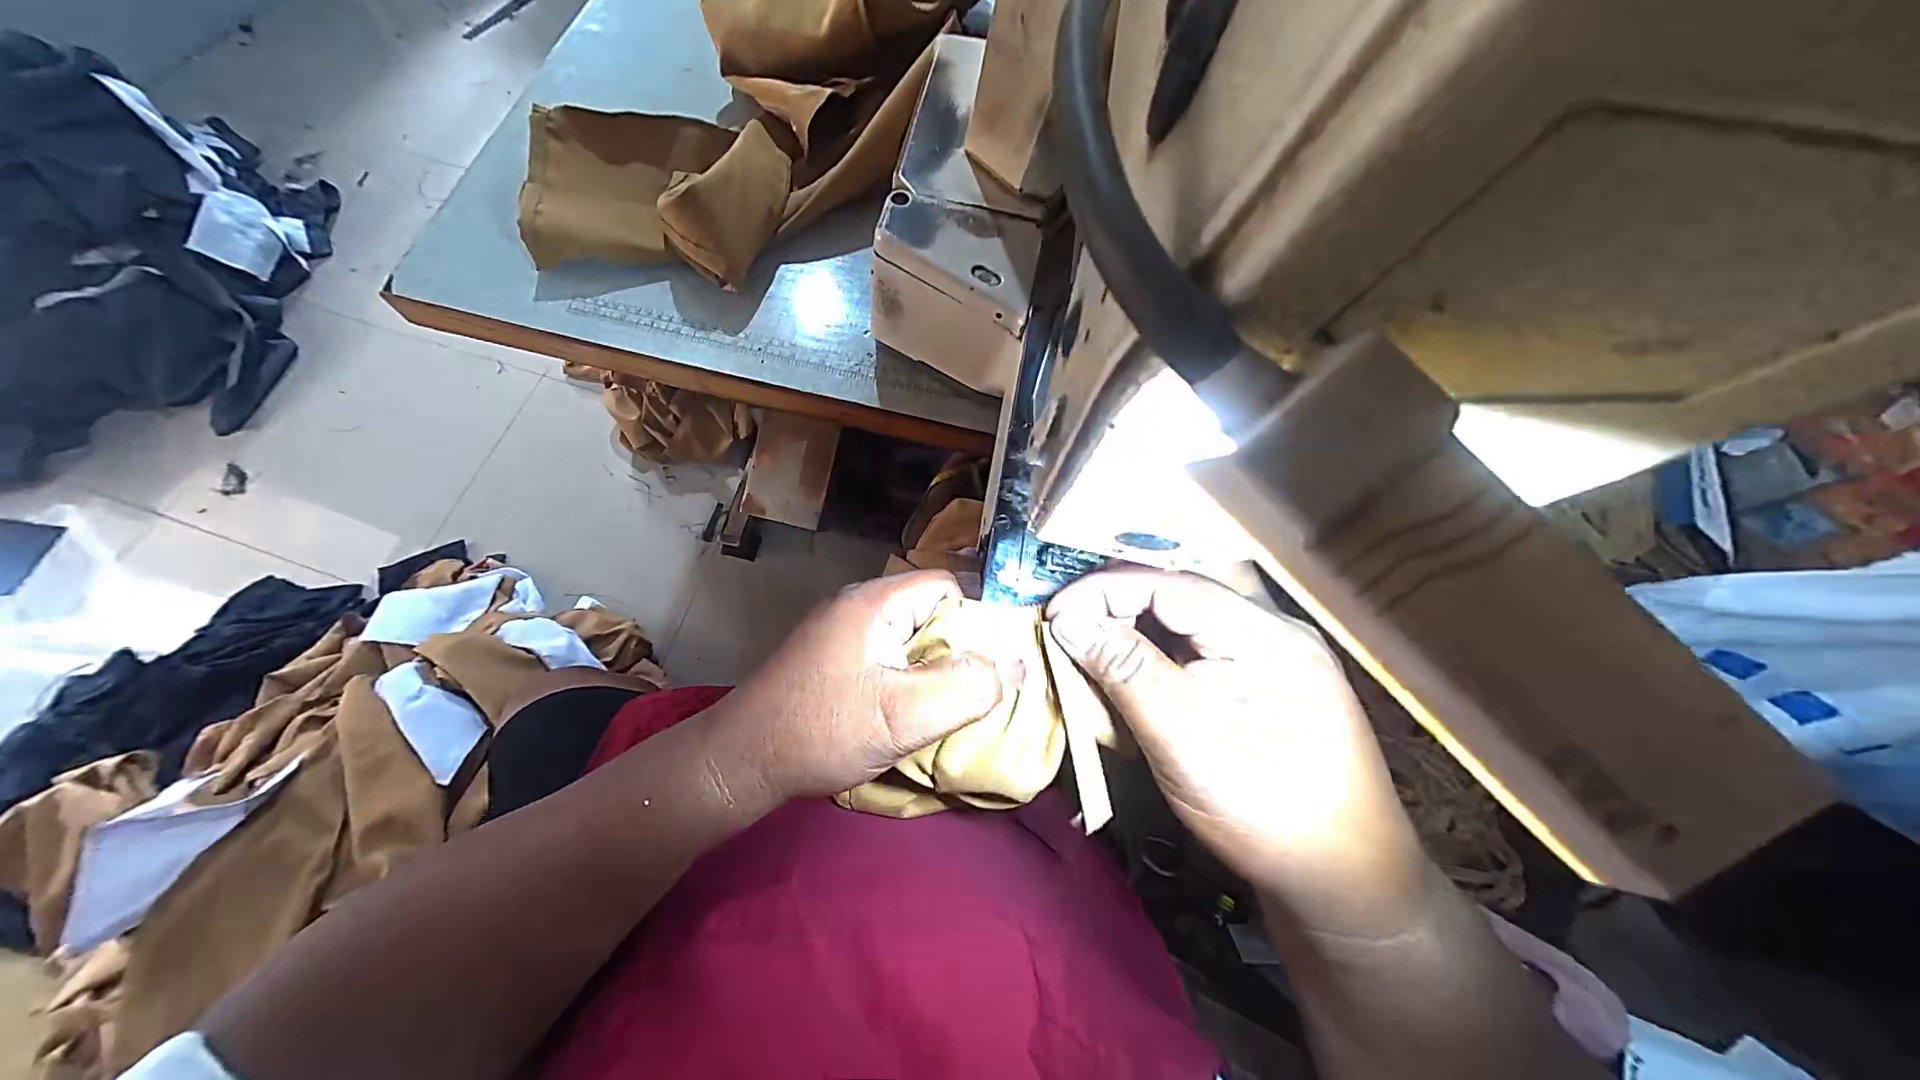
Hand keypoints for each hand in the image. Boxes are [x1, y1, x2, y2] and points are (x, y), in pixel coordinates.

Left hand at [709, 571, 1016, 802]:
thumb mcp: (902, 715)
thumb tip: (1015, 666)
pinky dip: (904, 683)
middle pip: (931, 614)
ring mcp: (843, 632)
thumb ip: (965, 688)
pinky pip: (888, 658)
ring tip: (933, 712)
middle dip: (953, 655)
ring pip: (911, 641)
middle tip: (961, 700)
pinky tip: (902, 715)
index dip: (973, 626)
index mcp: (875, 602)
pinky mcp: (834, 658)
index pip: (946, 589)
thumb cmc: (818, 732)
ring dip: (929, 674)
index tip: (982, 672)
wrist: (740, 762)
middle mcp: (859, 605)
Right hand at [1046, 569, 1427, 909]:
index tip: (1054, 616)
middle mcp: (1273, 632)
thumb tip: (1068, 621)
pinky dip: (1158, 657)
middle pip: (1178, 595)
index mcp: (1265, 634)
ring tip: (1092, 656)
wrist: (1345, 882)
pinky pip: (1200, 650)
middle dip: (1115, 608)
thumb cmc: (1265, 812)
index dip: (1102, 591)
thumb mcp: (1183, 738)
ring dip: (1134, 632)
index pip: (1168, 582)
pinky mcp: (1266, 684)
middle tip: (1067, 636)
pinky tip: (1135, 679)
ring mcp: (1274, 657)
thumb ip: (1125, 669)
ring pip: (1186, 623)